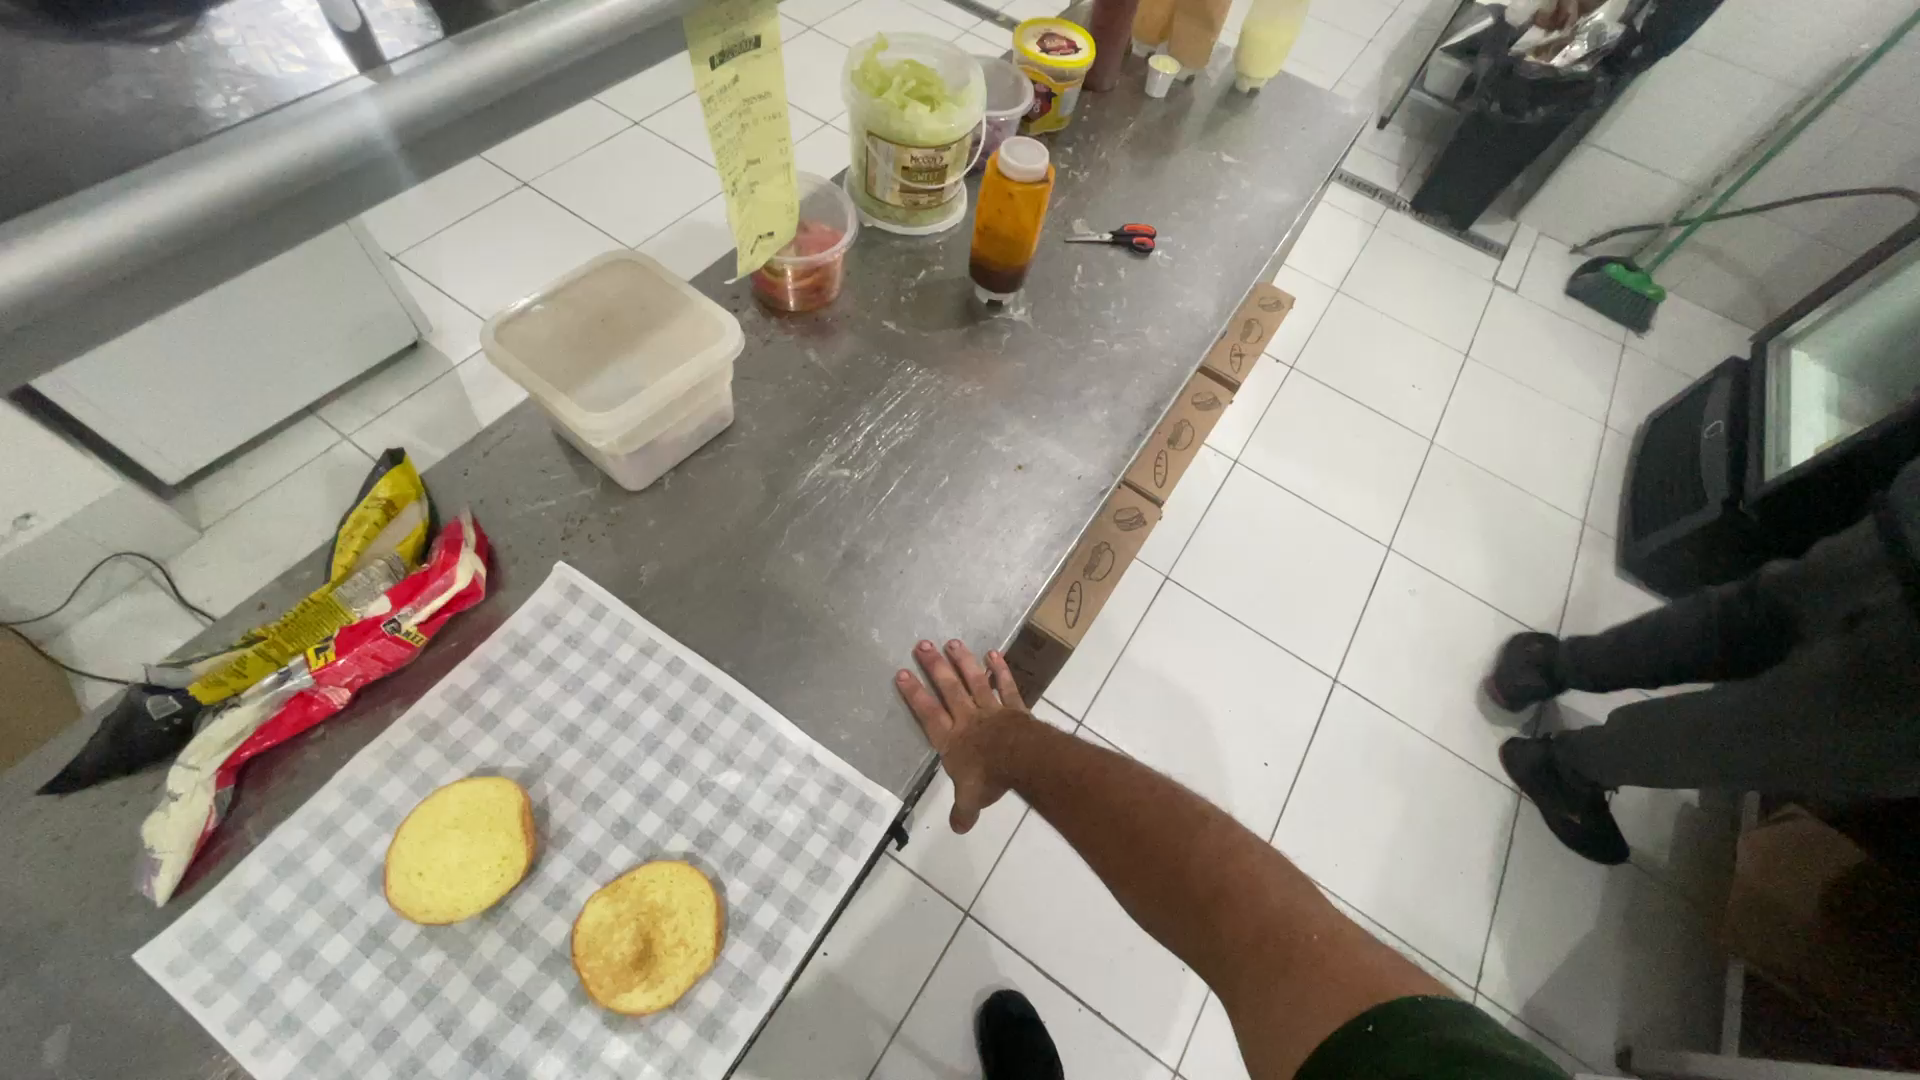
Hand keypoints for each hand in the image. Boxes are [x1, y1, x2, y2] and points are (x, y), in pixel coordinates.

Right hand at [896, 639, 1028, 833]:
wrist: (1023, 761)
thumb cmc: (991, 778)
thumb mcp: (971, 799)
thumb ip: (963, 810)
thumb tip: (958, 828)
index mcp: (951, 739)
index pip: (928, 713)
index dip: (914, 694)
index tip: (901, 673)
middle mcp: (968, 718)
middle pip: (948, 688)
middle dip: (934, 667)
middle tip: (922, 644)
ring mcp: (991, 709)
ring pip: (975, 680)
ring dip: (963, 661)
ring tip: (952, 641)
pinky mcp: (1014, 707)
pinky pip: (1006, 686)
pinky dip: (1000, 670)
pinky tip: (993, 653)